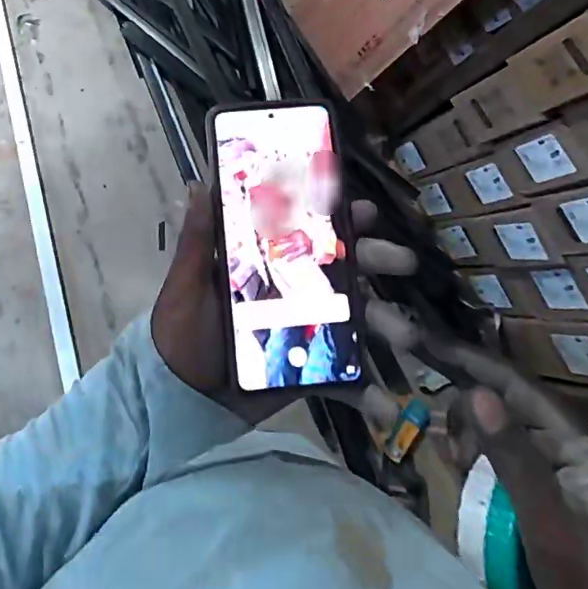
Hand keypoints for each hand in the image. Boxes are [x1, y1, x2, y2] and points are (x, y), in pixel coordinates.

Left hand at [150, 189, 411, 422]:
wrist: (180, 400)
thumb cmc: (181, 331)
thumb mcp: (186, 282)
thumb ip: (197, 238)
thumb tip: (199, 182)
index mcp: (264, 262)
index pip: (305, 228)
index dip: (335, 215)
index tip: (364, 209)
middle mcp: (290, 289)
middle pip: (341, 267)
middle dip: (374, 260)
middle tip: (401, 261)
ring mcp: (304, 329)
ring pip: (353, 318)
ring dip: (384, 322)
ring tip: (407, 334)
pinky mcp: (308, 369)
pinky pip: (342, 378)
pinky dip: (364, 390)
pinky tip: (383, 406)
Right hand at [363, 302, 587, 588]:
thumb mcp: (553, 528)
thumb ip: (516, 462)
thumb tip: (475, 393)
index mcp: (576, 445)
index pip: (514, 383)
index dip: (468, 357)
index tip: (421, 338)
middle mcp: (567, 454)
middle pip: (504, 406)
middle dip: (464, 405)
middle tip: (436, 430)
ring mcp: (560, 484)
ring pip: (501, 436)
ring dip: (468, 437)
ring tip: (451, 463)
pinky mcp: (551, 511)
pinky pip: (502, 470)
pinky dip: (476, 465)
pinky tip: (459, 475)